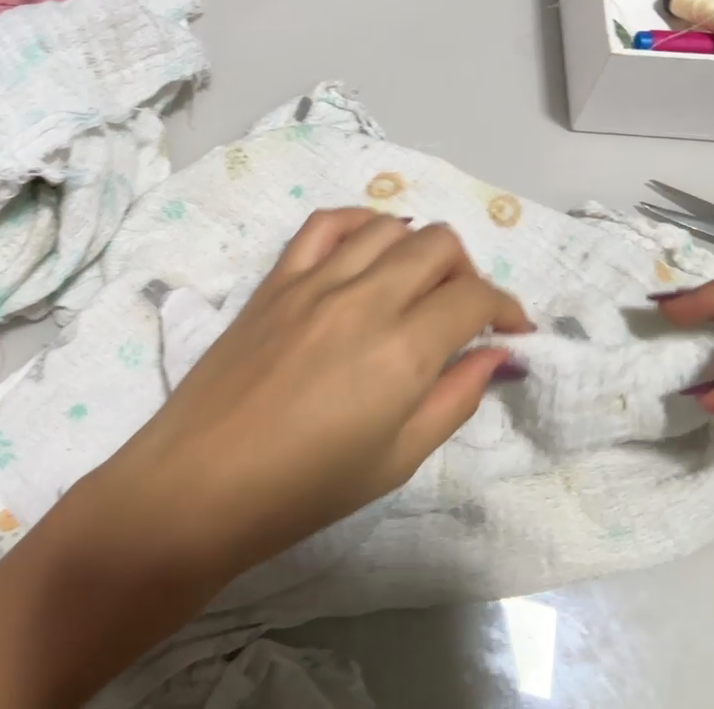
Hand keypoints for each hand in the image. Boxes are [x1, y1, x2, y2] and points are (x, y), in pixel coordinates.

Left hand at [76, 208, 532, 592]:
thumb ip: (454, 399)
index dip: (506, 309)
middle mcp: (363, 299)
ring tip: (418, 284)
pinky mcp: (275, 279)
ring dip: (420, 247)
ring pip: (388, 227)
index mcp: (401, 351)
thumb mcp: (397, 460)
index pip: (474, 298)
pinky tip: (369, 245)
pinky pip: (324, 224)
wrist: (200, 481)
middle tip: (464, 313)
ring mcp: (314, 281)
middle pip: (438, 245)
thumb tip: (497, 354)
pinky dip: (359, 223)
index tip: (512, 331)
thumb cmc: (303, 489)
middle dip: (469, 273)